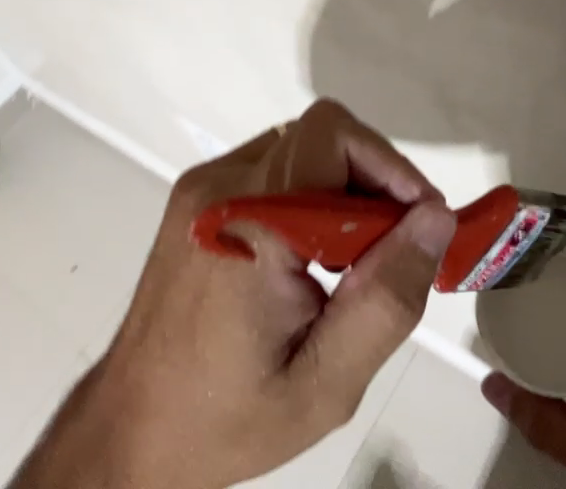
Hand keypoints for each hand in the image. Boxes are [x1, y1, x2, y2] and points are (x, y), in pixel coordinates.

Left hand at [15, 100, 456, 488]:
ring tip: (354, 263)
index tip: (420, 227)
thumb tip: (435, 218)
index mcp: (252, 224)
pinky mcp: (194, 199)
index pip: (333, 136)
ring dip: (342, 191)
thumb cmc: (227, 418)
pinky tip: (311, 257)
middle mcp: (221, 186)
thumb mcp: (325, 384)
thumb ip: (386, 299)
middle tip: (394, 251)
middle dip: (373, 183)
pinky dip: (307, 196)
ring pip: (301, 150)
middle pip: (322, 137)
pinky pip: (272, 168)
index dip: (390, 169)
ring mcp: (202, 187)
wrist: (130, 429)